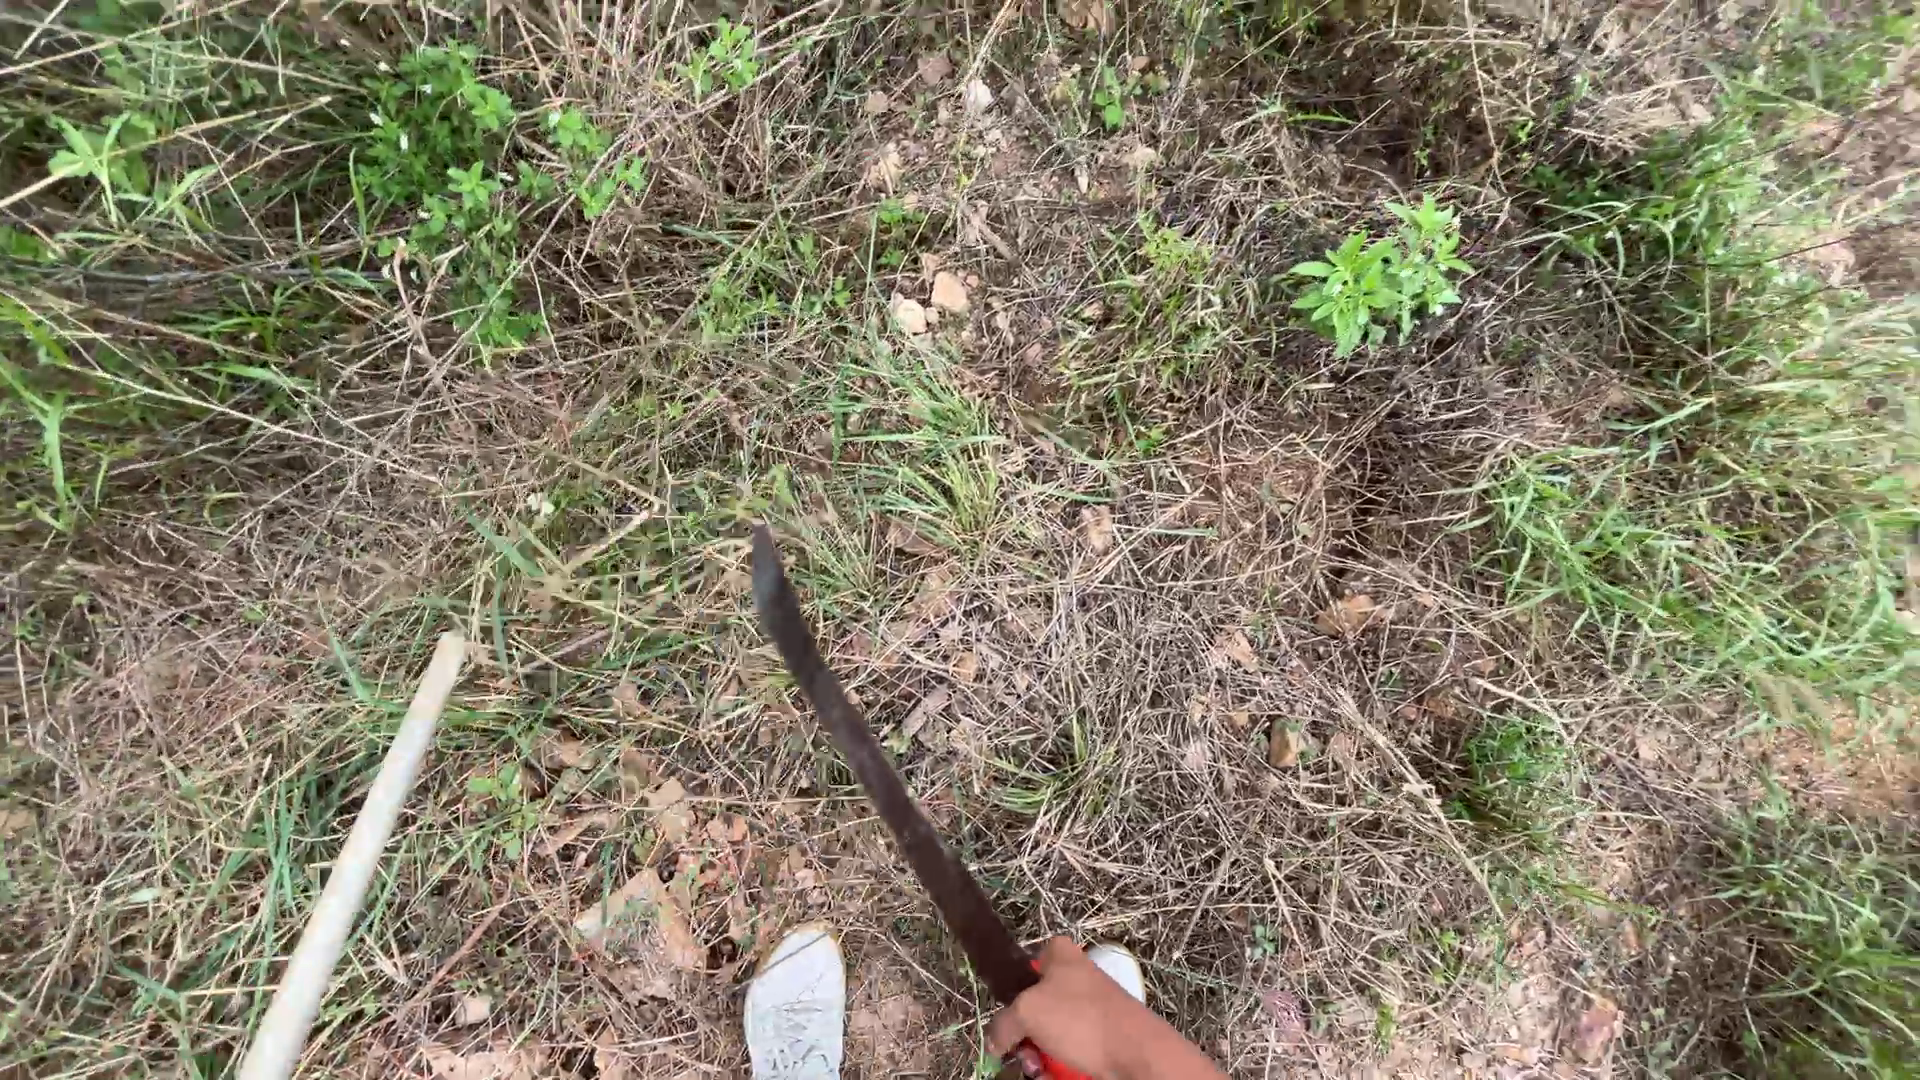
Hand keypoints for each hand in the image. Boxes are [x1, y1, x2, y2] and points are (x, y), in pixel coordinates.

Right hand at [986, 938, 1227, 1079]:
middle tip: (1025, 1053)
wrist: (1135, 1052)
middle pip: (1032, 1007)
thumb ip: (1002, 1024)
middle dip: (1024, 1036)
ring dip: (1038, 1056)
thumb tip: (995, 1043)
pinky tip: (1055, 1075)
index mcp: (1058, 953)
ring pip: (1048, 1033)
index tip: (1010, 1019)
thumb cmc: (1079, 1017)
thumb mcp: (1027, 1012)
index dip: (1012, 996)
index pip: (1023, 967)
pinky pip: (1067, 1050)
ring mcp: (1086, 1006)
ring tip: (1041, 1068)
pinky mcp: (1098, 1035)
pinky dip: (1057, 1065)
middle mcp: (1072, 975)